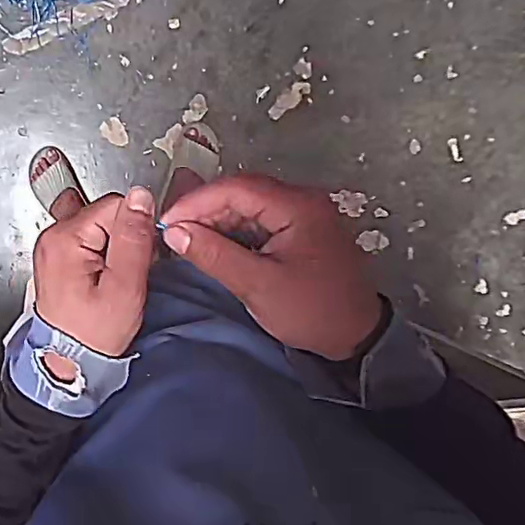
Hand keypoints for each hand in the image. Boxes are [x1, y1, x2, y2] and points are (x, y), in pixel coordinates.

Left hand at [31, 187, 157, 357]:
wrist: (68, 361)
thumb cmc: (93, 333)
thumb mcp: (125, 287)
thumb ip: (134, 238)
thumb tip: (141, 197)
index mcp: (65, 238)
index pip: (116, 204)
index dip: (136, 228)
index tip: (138, 258)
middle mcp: (52, 236)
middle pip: (105, 213)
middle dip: (124, 237)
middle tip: (123, 274)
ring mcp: (52, 246)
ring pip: (98, 226)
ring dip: (113, 247)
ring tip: (111, 279)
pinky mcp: (57, 257)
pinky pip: (88, 240)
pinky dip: (101, 254)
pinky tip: (102, 279)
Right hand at [159, 173, 382, 358]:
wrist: (358, 336)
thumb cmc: (312, 311)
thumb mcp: (258, 285)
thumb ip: (214, 255)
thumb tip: (174, 232)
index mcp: (297, 207)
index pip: (235, 189)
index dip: (195, 202)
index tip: (166, 223)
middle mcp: (301, 201)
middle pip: (240, 191)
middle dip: (202, 209)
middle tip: (173, 232)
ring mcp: (301, 214)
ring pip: (246, 204)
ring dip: (214, 219)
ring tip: (187, 239)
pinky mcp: (297, 229)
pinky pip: (256, 218)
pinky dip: (230, 228)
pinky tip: (212, 244)